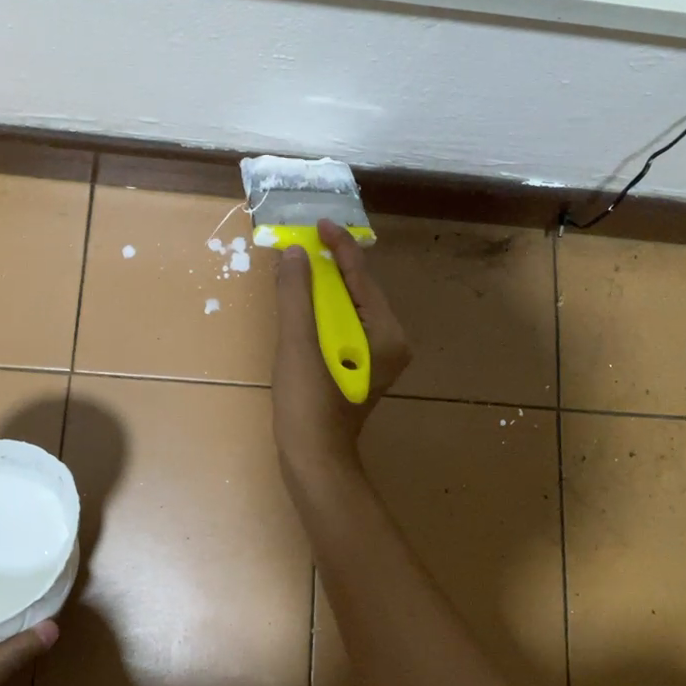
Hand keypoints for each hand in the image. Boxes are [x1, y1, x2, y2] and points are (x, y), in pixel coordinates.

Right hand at [271, 219, 410, 480]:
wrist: (314, 462)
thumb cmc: (310, 404)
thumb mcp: (300, 345)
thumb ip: (297, 295)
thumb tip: (295, 253)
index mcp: (386, 334)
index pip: (362, 278)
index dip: (340, 247)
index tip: (318, 223)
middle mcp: (390, 342)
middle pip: (359, 291)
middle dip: (332, 265)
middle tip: (304, 241)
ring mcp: (376, 358)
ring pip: (349, 309)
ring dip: (325, 288)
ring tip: (299, 265)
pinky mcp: (359, 369)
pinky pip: (343, 327)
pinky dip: (323, 311)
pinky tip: (302, 304)